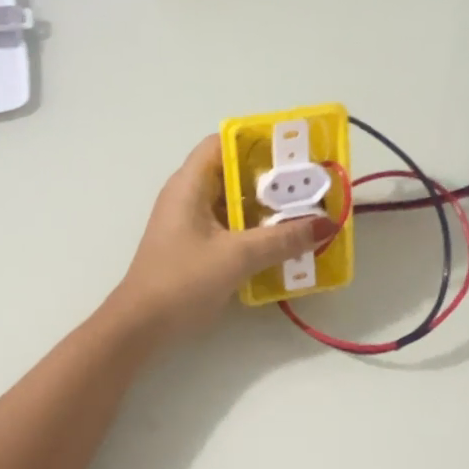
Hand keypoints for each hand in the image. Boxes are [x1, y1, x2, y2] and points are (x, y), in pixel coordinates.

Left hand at [109, 135, 336, 342]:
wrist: (141, 327)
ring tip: (305, 214)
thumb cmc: (182, 281)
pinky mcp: (193, 248)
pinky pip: (229, 228)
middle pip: (232, 173)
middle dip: (271, 179)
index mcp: (189, 184)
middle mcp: (187, 196)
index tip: (294, 152)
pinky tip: (281, 245)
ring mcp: (189, 224)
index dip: (258, 142)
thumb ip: (283, 239)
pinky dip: (253, 232)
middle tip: (310, 187)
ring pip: (233, 204)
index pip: (223, 143)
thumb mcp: (237, 257)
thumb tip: (326, 224)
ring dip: (265, 209)